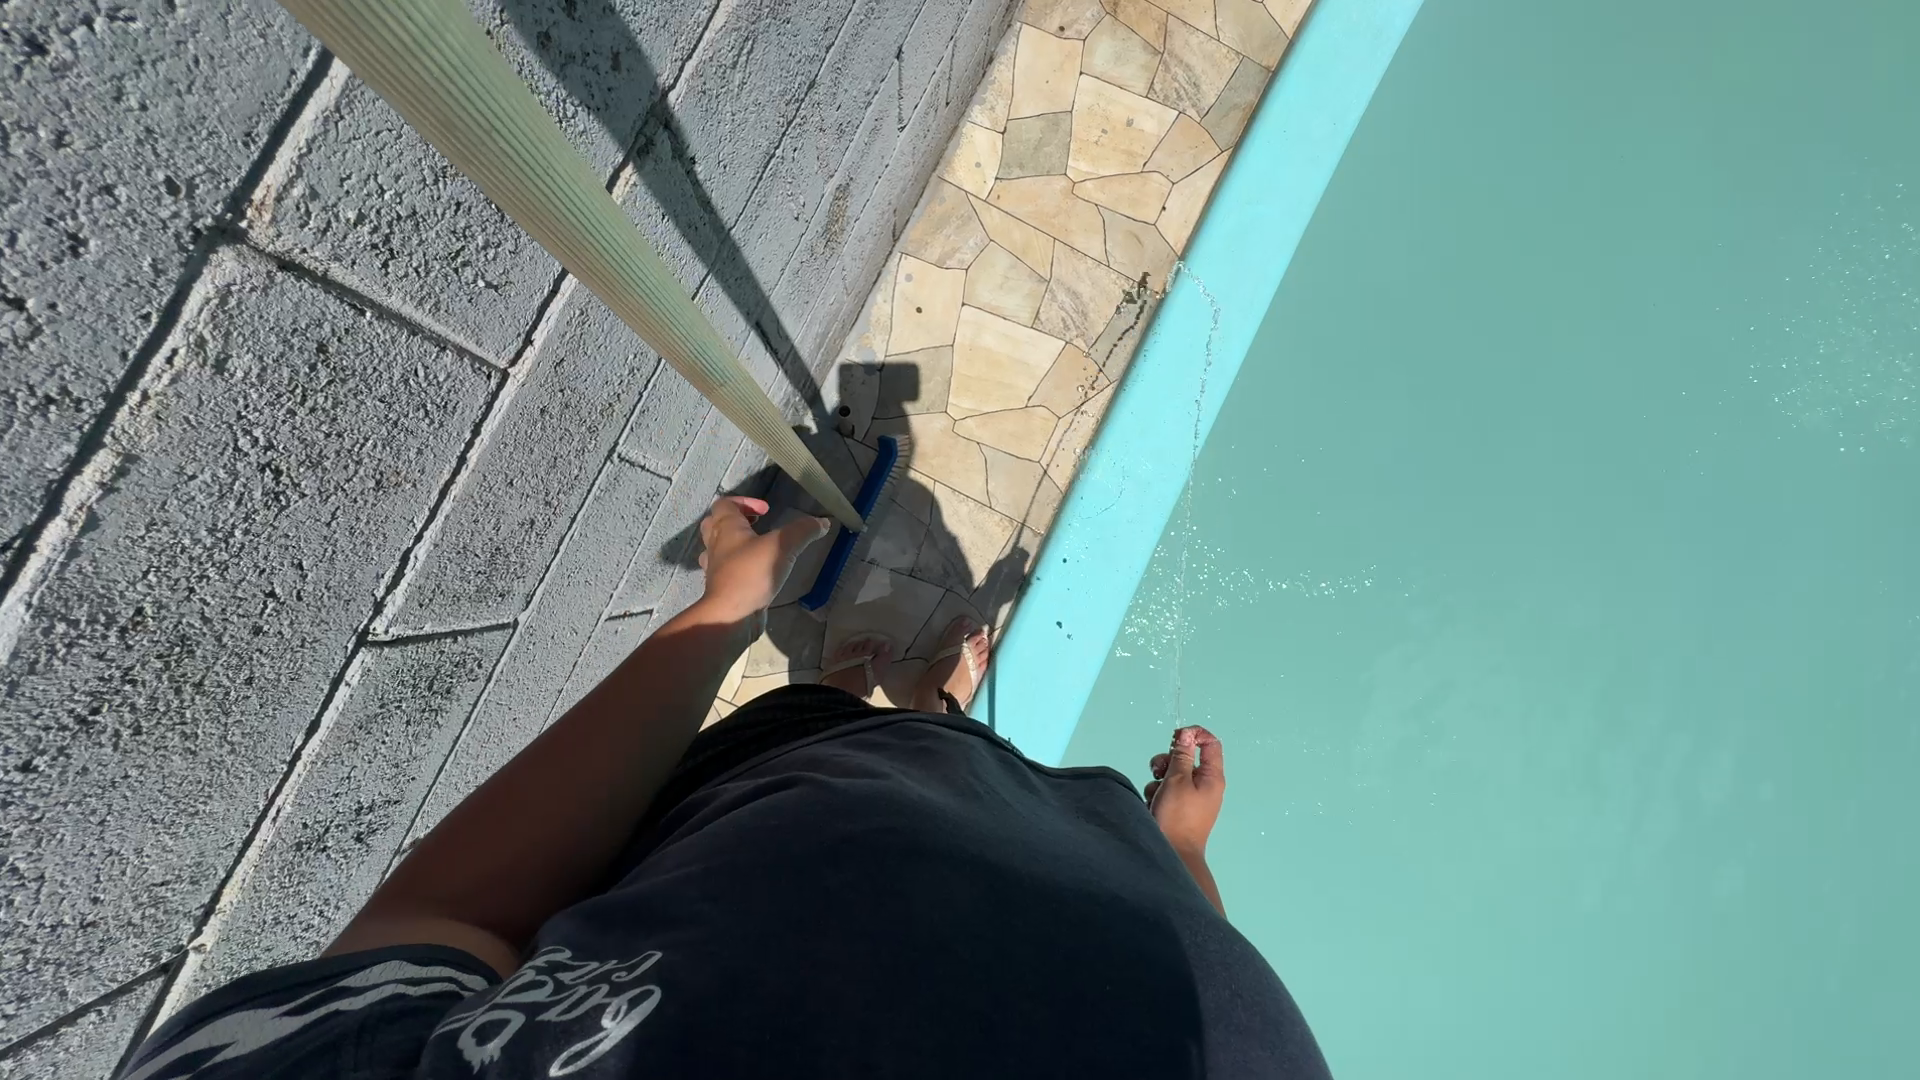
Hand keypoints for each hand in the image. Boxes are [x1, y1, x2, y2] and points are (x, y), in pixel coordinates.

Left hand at [694, 497, 832, 624]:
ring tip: (756, 546)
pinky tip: (756, 571)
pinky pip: (726, 568)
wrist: (731, 614)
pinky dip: (738, 565)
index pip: (725, 503)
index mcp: (726, 527)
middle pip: (715, 523)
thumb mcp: (783, 545)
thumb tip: (824, 522)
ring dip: (734, 542)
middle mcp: (716, 544)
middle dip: (736, 520)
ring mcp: (716, 567)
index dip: (745, 502)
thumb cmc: (752, 573)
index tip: (766, 510)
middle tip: (757, 524)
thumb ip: (803, 531)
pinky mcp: (722, 587)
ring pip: (718, 547)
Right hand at [1146, 726, 1224, 854]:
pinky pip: (1166, 788)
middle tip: (1160, 770)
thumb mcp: (1177, 780)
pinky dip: (1157, 791)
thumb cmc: (1178, 815)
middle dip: (1168, 759)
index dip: (1193, 734)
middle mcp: (1204, 783)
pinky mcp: (1178, 805)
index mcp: (1212, 776)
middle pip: (1186, 756)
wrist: (1174, 854)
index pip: (1210, 743)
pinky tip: (1152, 802)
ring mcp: (1191, 795)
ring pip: (1172, 771)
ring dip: (1160, 776)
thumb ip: (1181, 755)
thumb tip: (1186, 733)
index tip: (1175, 738)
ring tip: (1154, 791)